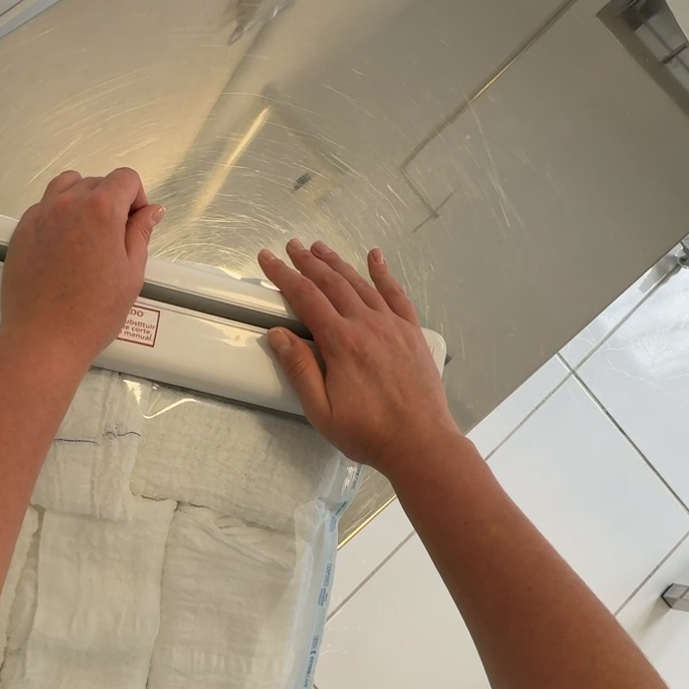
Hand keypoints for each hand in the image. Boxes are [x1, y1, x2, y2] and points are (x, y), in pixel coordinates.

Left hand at [0, 167, 162, 370]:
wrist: (44, 338)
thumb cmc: (93, 313)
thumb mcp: (131, 274)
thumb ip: (140, 234)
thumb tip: (150, 212)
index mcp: (101, 210)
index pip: (125, 178)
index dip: (137, 198)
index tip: (136, 223)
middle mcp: (67, 203)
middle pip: (96, 182)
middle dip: (111, 201)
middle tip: (114, 237)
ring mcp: (40, 215)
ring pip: (66, 187)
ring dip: (82, 201)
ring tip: (88, 235)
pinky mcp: (21, 231)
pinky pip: (44, 208)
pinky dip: (58, 216)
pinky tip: (64, 248)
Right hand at [259, 239, 460, 477]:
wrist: (420, 442)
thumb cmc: (367, 432)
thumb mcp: (321, 410)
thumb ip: (299, 369)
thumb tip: (277, 335)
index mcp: (341, 343)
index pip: (305, 298)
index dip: (284, 276)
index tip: (268, 260)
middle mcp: (367, 325)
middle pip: (332, 283)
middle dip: (307, 262)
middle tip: (290, 246)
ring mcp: (392, 325)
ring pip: (360, 283)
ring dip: (338, 262)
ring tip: (319, 247)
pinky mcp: (411, 332)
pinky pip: (396, 294)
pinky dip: (383, 272)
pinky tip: (375, 257)